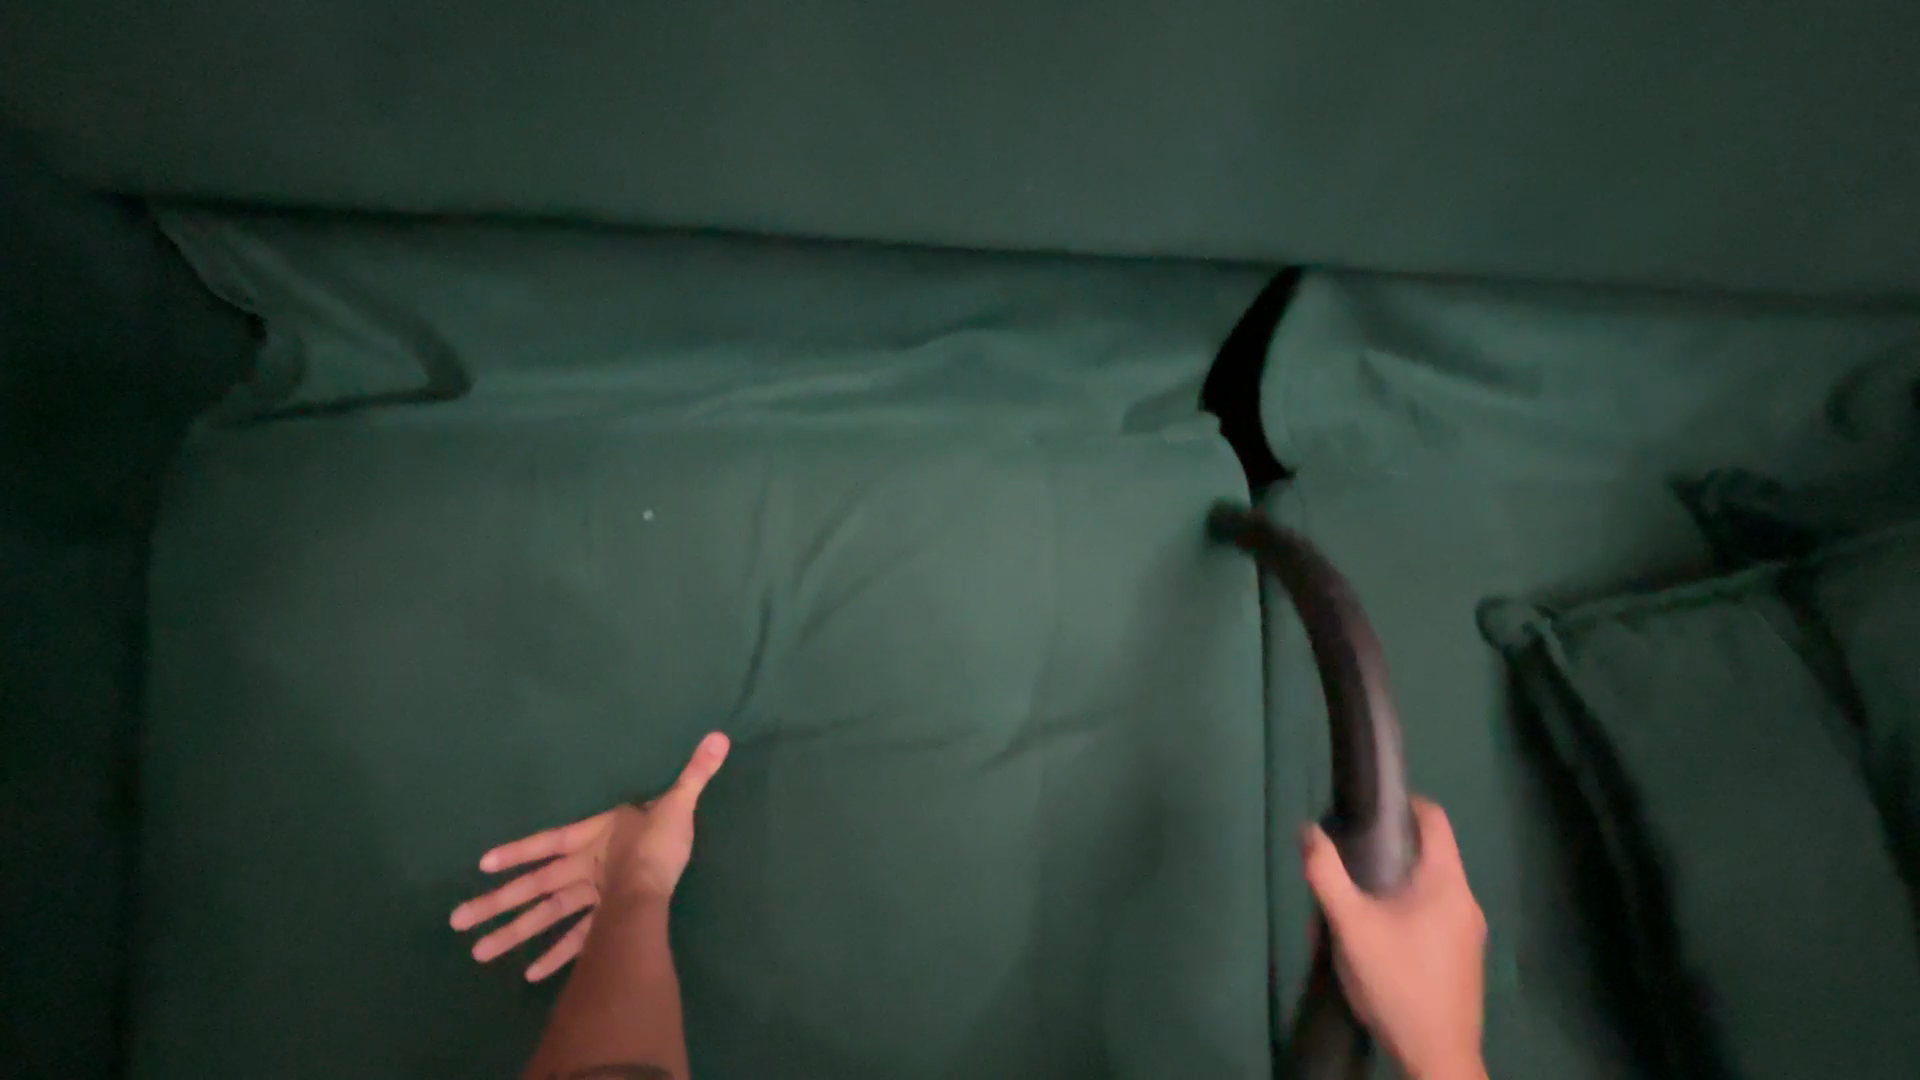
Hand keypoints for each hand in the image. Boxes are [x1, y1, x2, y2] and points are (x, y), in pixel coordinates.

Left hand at [450, 732, 730, 981]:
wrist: (658, 882)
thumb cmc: (660, 840)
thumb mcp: (679, 800)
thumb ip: (696, 771)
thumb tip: (719, 736)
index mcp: (595, 835)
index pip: (549, 841)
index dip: (519, 850)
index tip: (482, 865)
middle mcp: (584, 866)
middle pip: (536, 885)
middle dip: (498, 902)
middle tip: (457, 921)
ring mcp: (591, 896)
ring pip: (546, 916)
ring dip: (514, 934)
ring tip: (478, 954)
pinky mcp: (605, 919)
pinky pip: (575, 940)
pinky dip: (555, 956)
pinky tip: (531, 975)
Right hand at [1302, 797, 1487, 1079]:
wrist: (1437, 1059)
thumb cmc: (1396, 981)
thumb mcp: (1349, 923)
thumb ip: (1325, 872)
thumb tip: (1307, 830)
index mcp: (1446, 883)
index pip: (1435, 819)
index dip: (1403, 802)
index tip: (1367, 804)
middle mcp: (1465, 901)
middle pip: (1427, 853)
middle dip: (1384, 849)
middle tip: (1345, 858)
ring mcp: (1468, 932)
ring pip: (1426, 886)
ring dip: (1389, 883)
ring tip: (1351, 899)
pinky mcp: (1462, 957)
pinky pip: (1432, 913)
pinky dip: (1402, 907)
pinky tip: (1372, 933)